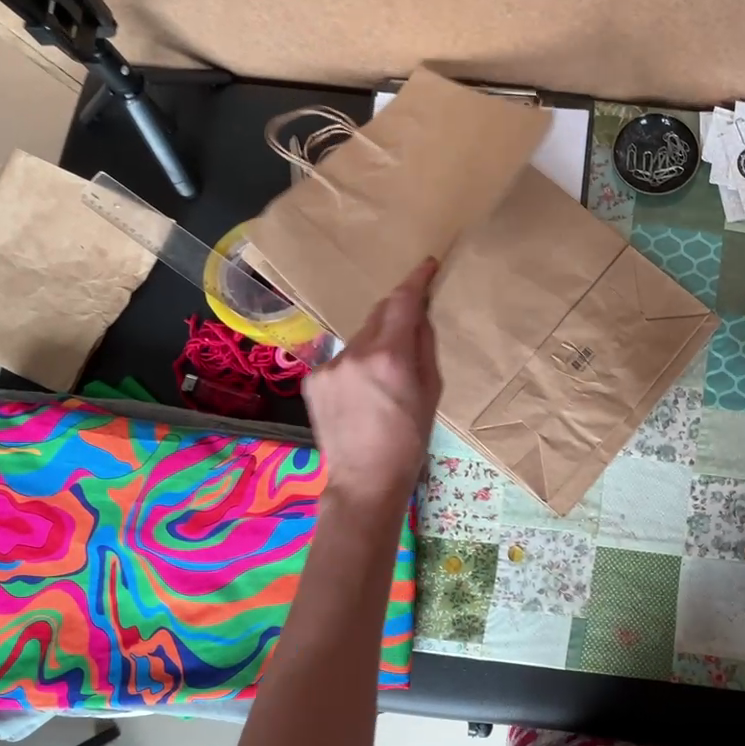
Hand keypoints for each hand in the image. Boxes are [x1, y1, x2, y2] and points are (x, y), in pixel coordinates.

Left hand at [301, 258, 441, 510]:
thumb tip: (420, 318)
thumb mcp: (431, 392)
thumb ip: (424, 348)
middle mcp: (356, 352)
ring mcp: (330, 365)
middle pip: (379, 315)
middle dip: (397, 314)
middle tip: (412, 325)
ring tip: (386, 376)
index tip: (426, 265)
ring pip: (359, 338)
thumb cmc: (410, 440)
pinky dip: (356, 365)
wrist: (365, 480)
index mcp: (391, 356)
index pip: (403, 302)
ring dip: (375, 344)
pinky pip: (342, 359)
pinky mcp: (313, 379)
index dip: (416, 280)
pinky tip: (363, 393)